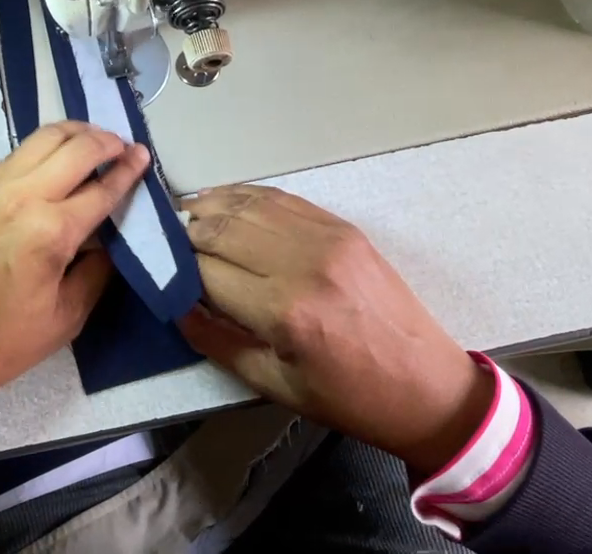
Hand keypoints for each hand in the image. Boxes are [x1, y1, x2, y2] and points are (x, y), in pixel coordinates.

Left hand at [0, 122, 149, 417]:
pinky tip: (53, 166)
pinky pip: (14, 156)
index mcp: (49, 232)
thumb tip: (109, 237)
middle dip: (105, 141)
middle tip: (122, 146)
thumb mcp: (66, 317)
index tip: (143, 155)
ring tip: (93, 142)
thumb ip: (96, 269)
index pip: (100, 188)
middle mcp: (20, 196)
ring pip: (40, 138)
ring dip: (73, 135)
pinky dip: (42, 151)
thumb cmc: (3, 342)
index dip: (128, 170)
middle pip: (73, 146)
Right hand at [178, 186, 490, 475]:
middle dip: (188, 233)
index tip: (163, 270)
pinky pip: (280, 198)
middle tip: (168, 240)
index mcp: (284, 312)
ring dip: (210, 205)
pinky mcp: (340, 226)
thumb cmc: (348, 397)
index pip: (206, 271)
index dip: (178, 269)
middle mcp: (301, 264)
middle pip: (221, 229)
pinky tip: (224, 199)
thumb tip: (176, 302)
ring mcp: (324, 237)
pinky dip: (245, 195)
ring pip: (247, 205)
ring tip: (187, 213)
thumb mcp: (275, 386)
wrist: (428, 385)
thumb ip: (217, 342)